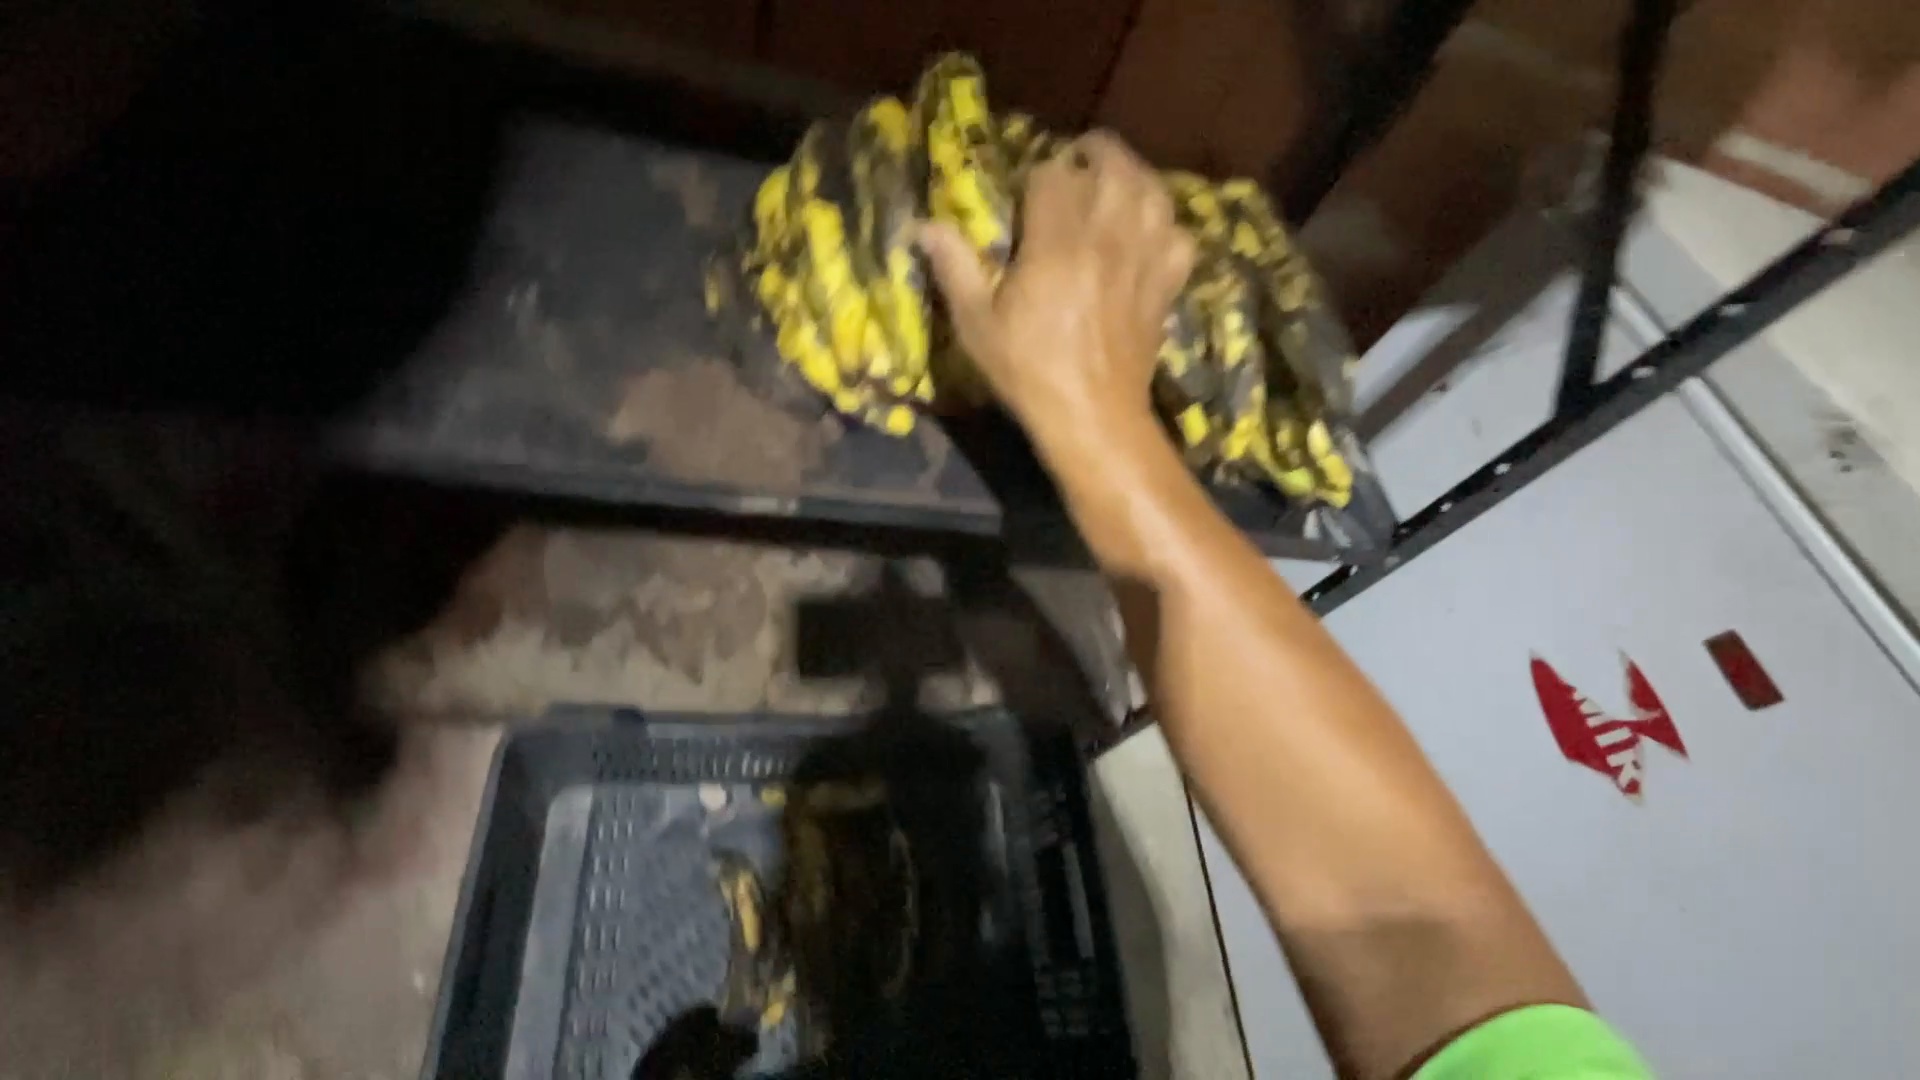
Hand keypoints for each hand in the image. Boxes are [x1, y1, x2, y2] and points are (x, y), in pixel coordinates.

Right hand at [918, 131, 1195, 445]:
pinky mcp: (1166, 285)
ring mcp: (1143, 260)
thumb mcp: (978, 327)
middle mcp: (1106, 239)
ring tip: (1114, 180)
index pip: (1053, 175)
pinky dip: (1166, 223)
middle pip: (1112, 166)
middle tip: (1077, 161)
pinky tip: (1149, 230)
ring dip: (1133, 175)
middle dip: (1092, 154)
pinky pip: (1179, 235)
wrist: (1093, 417)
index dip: (1038, 176)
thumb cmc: (1029, 374)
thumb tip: (925, 225)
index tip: (1026, 195)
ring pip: (1152, 190)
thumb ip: (955, 269)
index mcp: (1056, 245)